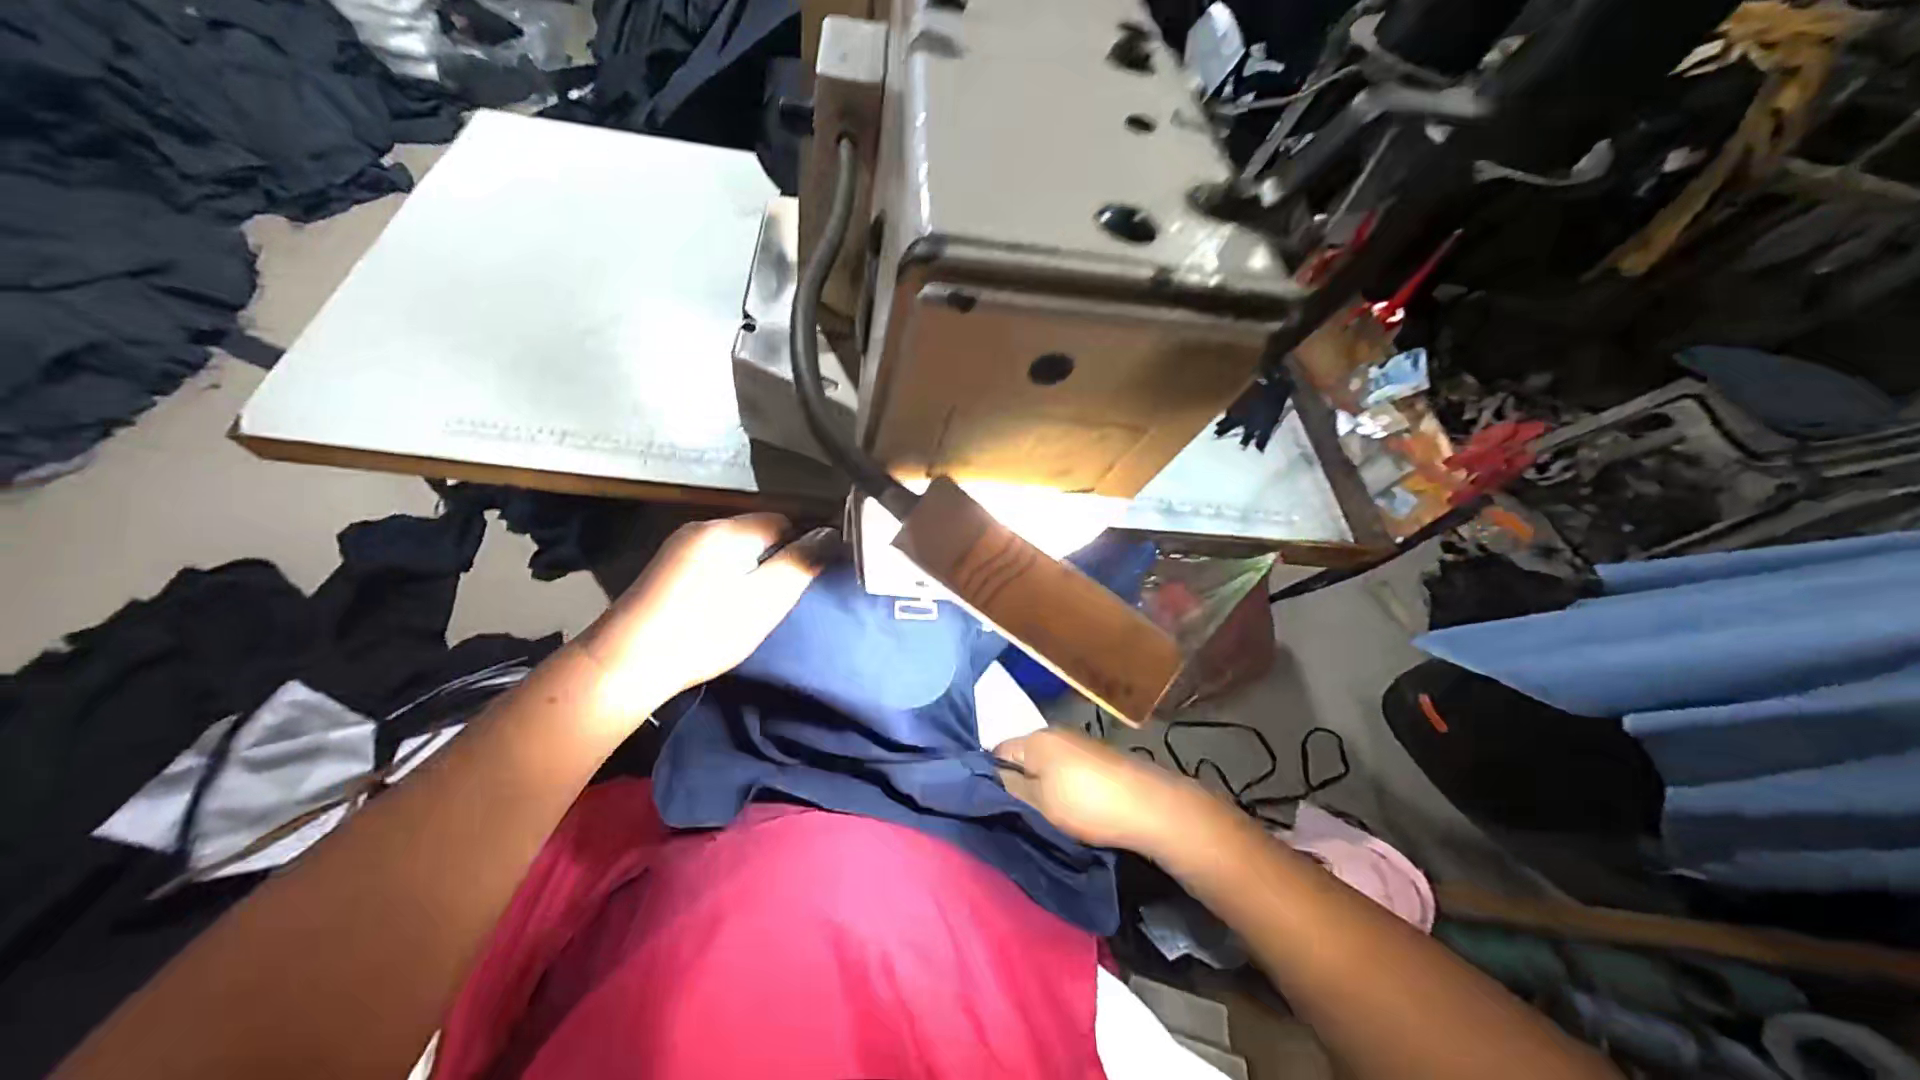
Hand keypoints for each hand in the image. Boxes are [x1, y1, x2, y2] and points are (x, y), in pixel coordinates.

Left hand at [574, 514, 836, 713]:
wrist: (625, 663)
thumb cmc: (703, 632)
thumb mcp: (764, 601)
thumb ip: (799, 565)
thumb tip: (830, 534)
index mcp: (726, 530)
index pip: (782, 519)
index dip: (800, 545)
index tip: (803, 579)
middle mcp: (700, 528)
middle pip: (756, 532)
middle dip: (773, 558)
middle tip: (777, 598)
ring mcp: (678, 547)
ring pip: (734, 548)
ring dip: (749, 569)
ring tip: (751, 606)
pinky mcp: (665, 569)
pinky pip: (712, 561)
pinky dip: (726, 577)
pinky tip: (720, 608)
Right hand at [993, 729, 1214, 856]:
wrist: (1149, 807)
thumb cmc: (1086, 803)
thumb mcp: (1038, 802)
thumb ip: (1009, 787)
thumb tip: (988, 776)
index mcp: (1036, 738)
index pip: (997, 751)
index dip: (989, 774)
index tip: (986, 801)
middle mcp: (1056, 733)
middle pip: (1023, 756)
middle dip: (1016, 780)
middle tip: (1011, 811)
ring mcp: (1080, 744)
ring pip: (1046, 764)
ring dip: (1041, 784)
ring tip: (1038, 813)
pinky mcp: (1099, 759)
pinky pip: (1067, 770)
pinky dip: (1062, 786)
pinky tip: (1067, 807)